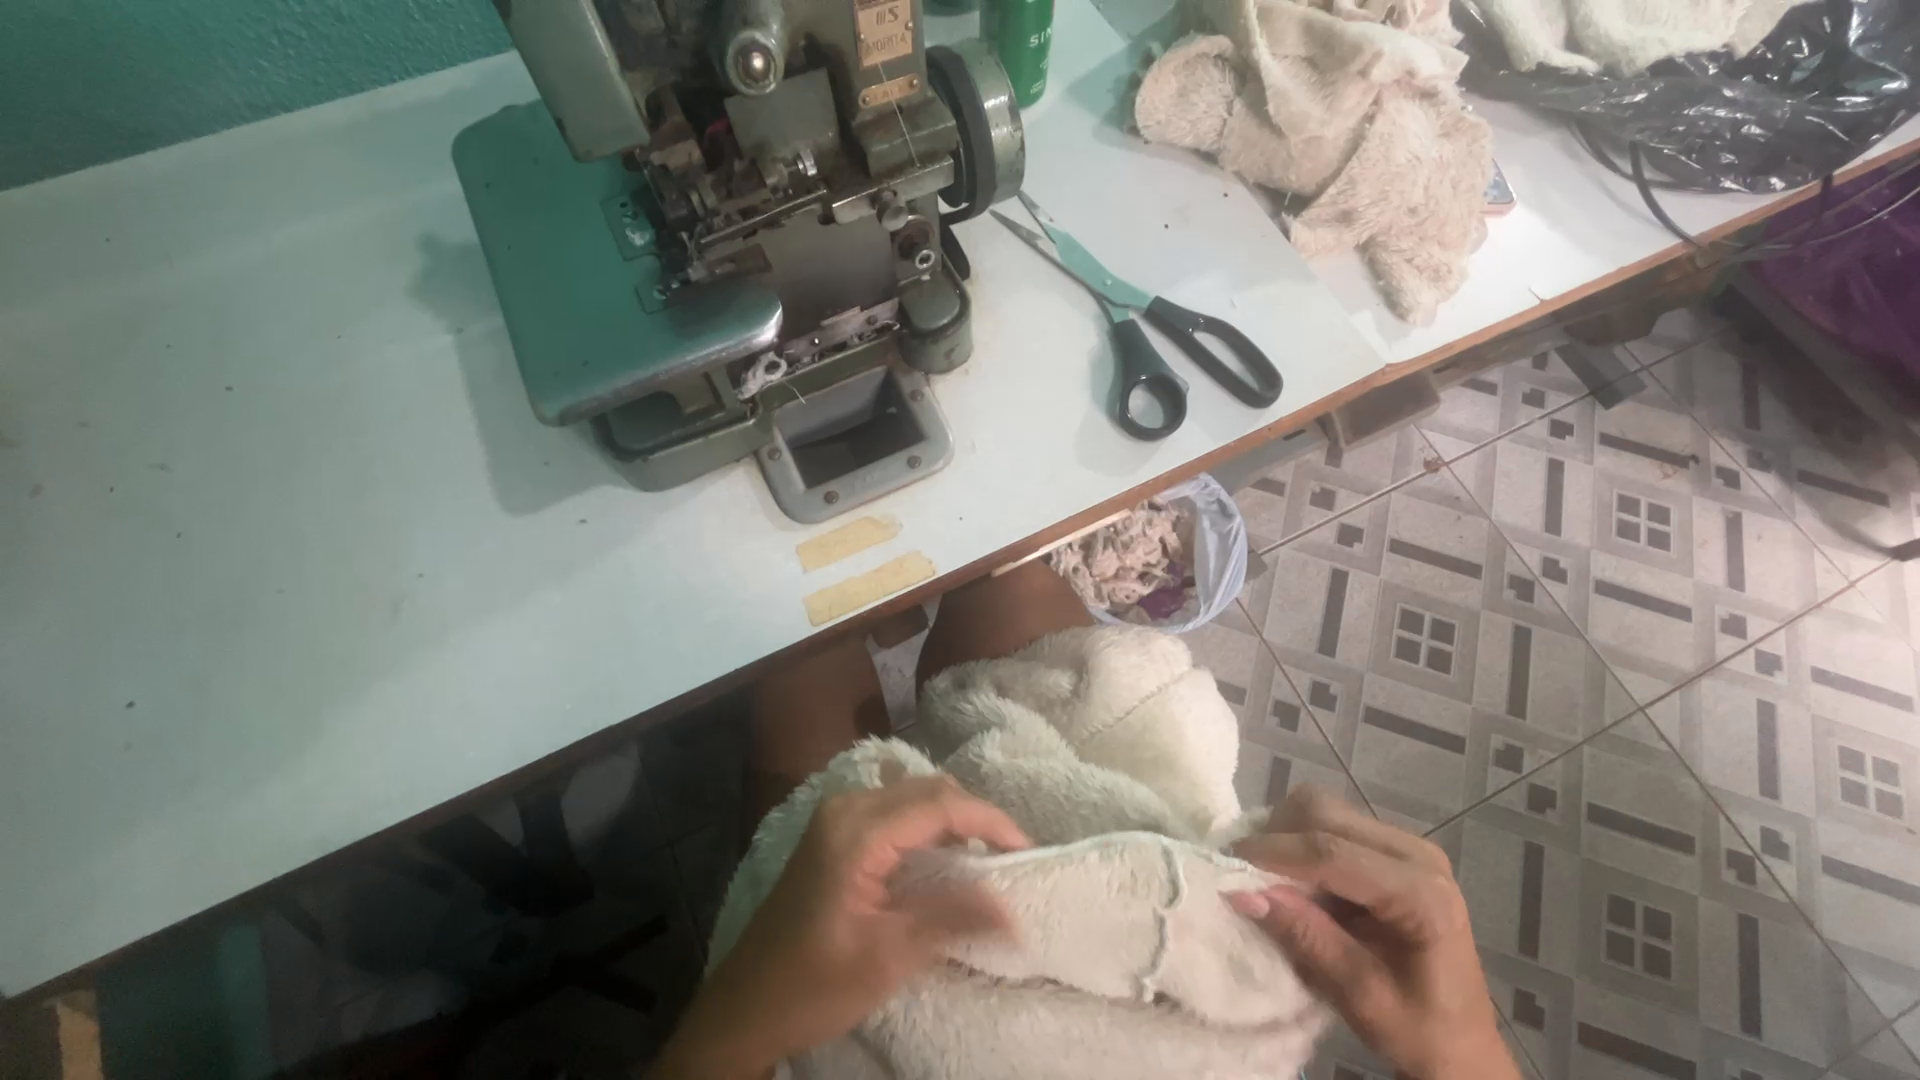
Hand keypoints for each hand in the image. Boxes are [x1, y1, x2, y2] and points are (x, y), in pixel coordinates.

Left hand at [649, 775, 1029, 1078]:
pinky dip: (927, 826)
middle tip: (1010, 858)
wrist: (744, 1006)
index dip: (990, 822)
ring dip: (953, 819)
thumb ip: (952, 918)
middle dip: (976, 817)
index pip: (941, 804)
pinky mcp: (834, 832)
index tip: (1027, 851)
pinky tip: (944, 857)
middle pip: (928, 790)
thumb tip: (1014, 908)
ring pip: (913, 795)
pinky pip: (894, 810)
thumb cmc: (813, 984)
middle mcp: (846, 807)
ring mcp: (836, 816)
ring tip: (986, 859)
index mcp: (857, 830)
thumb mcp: (888, 956)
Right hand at [1226, 790, 1518, 1079]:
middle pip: (1323, 813)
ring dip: (1283, 835)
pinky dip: (1297, 839)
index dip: (1273, 854)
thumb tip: (1242, 893)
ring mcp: (1404, 844)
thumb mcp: (1359, 996)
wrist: (1461, 1045)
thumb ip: (1304, 938)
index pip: (1332, 852)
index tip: (1226, 866)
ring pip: (1320, 808)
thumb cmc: (1418, 1029)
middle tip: (1245, 875)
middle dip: (1275, 837)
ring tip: (1267, 878)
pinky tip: (1293, 878)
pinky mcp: (1389, 846)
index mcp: (1423, 894)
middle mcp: (1416, 853)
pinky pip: (1328, 821)